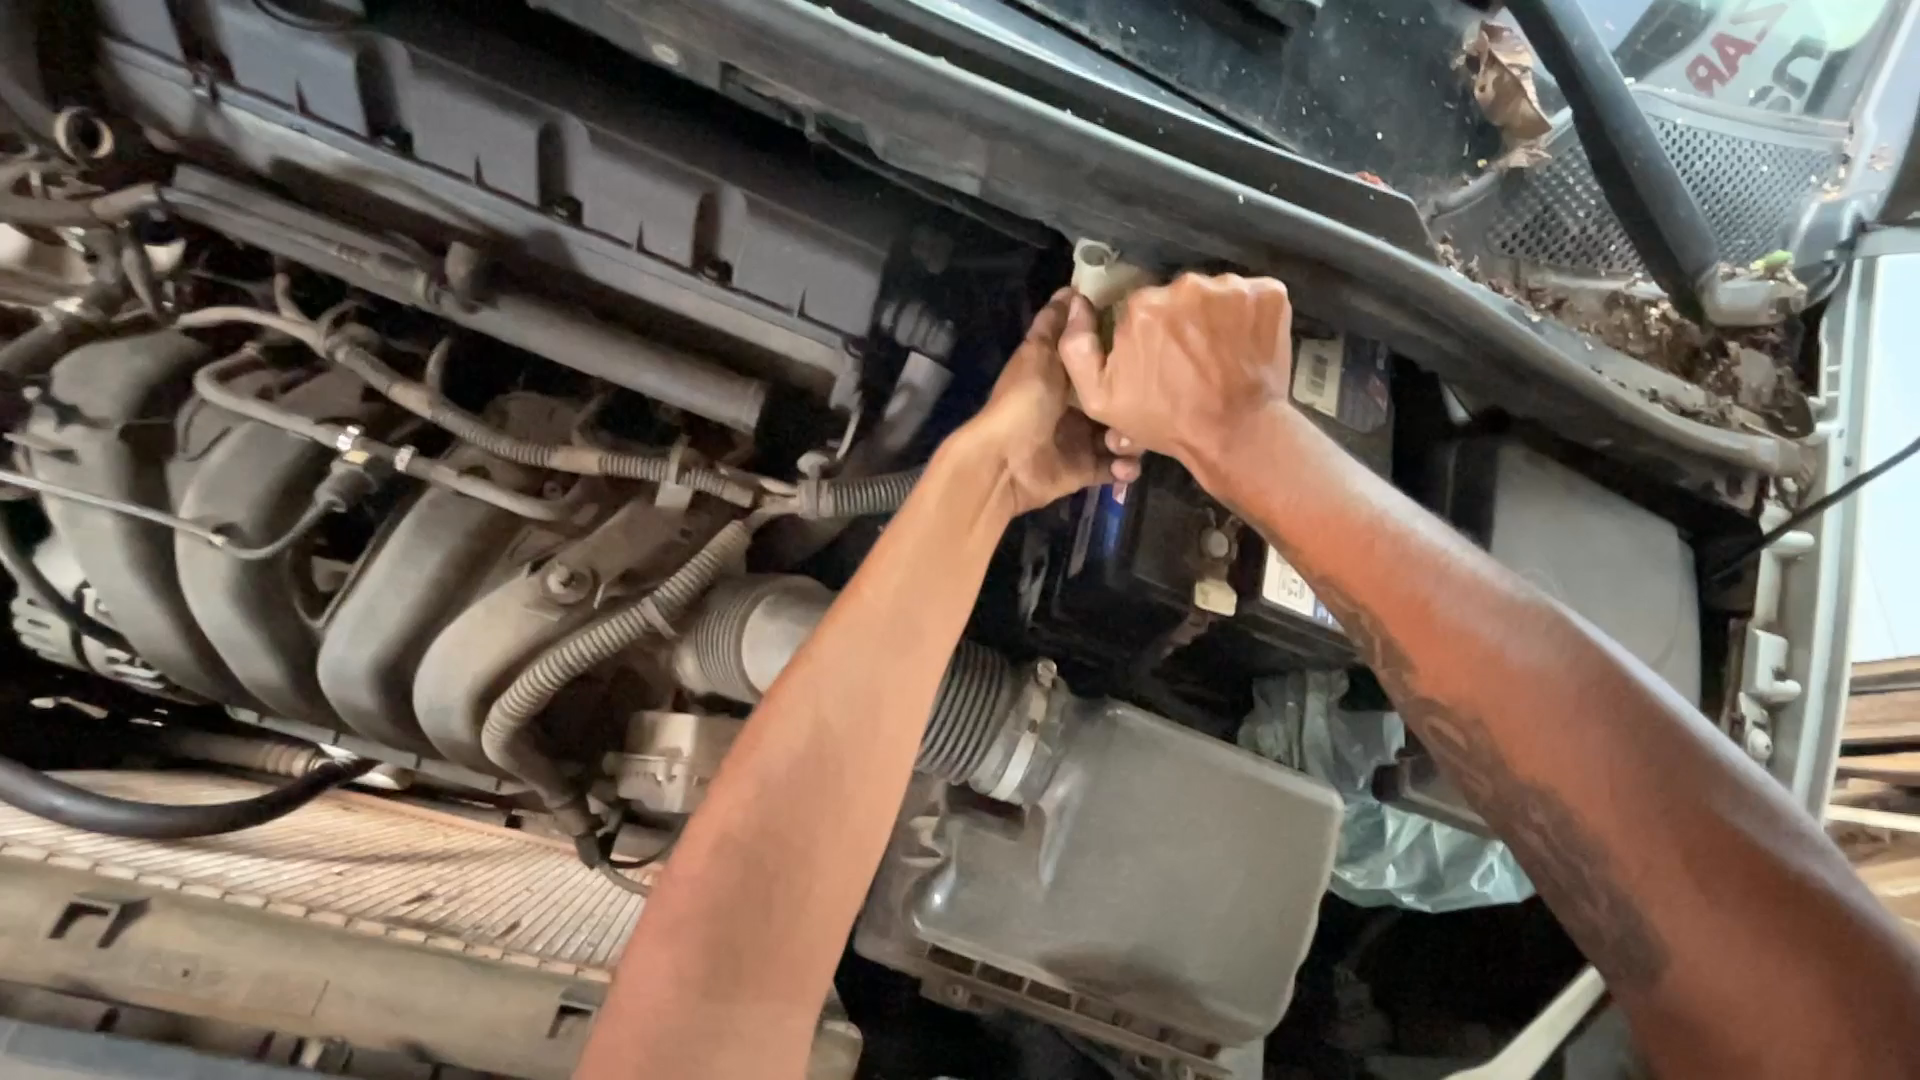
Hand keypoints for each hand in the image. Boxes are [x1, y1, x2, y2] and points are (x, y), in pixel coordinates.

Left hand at [958, 289, 1140, 514]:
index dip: (1118, 355)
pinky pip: (1113, 467)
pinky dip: (1124, 468)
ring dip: (1133, 438)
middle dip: (1134, 402)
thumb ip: (1056, 326)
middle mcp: (1071, 406)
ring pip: (1120, 434)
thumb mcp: (1039, 354)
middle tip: (1147, 400)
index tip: (1146, 343)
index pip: (1096, 362)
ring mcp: (1078, 439)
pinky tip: (1125, 465)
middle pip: (1115, 400)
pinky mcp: (1083, 469)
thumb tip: (1071, 290)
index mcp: (1058, 376)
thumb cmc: (1023, 402)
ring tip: (1137, 438)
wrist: (1005, 461)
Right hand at [1058, 273, 1299, 482]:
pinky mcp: (1268, 294)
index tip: (1157, 362)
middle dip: (1181, 323)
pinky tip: (1244, 346)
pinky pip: (1252, 295)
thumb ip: (1077, 348)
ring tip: (1219, 355)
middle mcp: (1185, 284)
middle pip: (1177, 297)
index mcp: (1141, 306)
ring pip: (1214, 295)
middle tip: (1189, 361)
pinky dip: (1248, 315)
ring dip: (1214, 318)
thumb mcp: (1099, 399)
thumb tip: (1075, 304)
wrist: (1236, 433)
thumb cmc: (1164, 420)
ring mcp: (1231, 287)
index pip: (1140, 309)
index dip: (1146, 336)